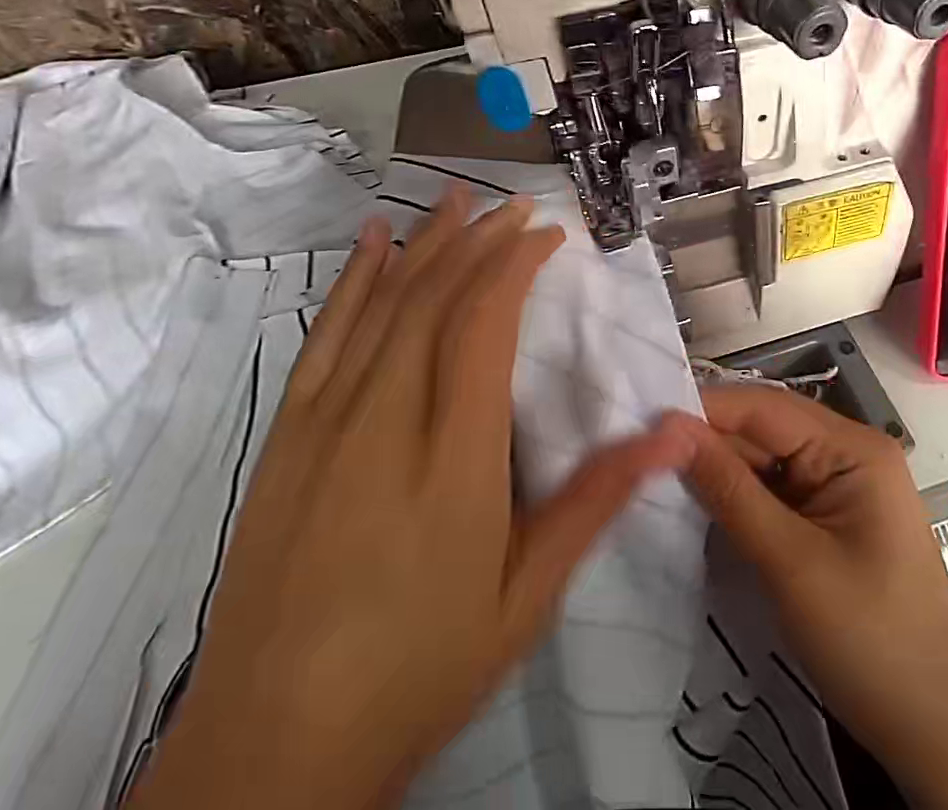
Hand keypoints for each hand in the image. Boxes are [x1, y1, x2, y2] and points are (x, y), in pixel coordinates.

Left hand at [130, 193, 692, 809]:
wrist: (274, 746)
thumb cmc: (423, 666)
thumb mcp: (529, 593)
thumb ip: (596, 500)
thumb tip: (673, 436)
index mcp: (452, 455)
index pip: (482, 326)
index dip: (514, 267)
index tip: (547, 235)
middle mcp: (383, 422)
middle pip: (430, 302)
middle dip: (474, 243)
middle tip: (511, 206)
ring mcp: (323, 427)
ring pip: (376, 309)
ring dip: (418, 247)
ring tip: (450, 202)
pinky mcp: (285, 444)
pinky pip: (322, 341)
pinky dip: (351, 284)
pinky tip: (367, 249)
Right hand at [677, 387, 947, 808]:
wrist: (930, 724)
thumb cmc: (870, 639)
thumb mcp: (791, 562)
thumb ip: (730, 491)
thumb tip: (671, 429)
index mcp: (855, 449)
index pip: (766, 407)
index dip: (704, 410)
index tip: (640, 424)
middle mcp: (850, 454)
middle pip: (765, 430)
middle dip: (706, 441)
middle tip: (638, 456)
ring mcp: (841, 488)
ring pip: (766, 462)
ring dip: (718, 470)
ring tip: (654, 476)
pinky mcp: (830, 519)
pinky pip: (776, 493)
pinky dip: (738, 497)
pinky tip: (698, 504)